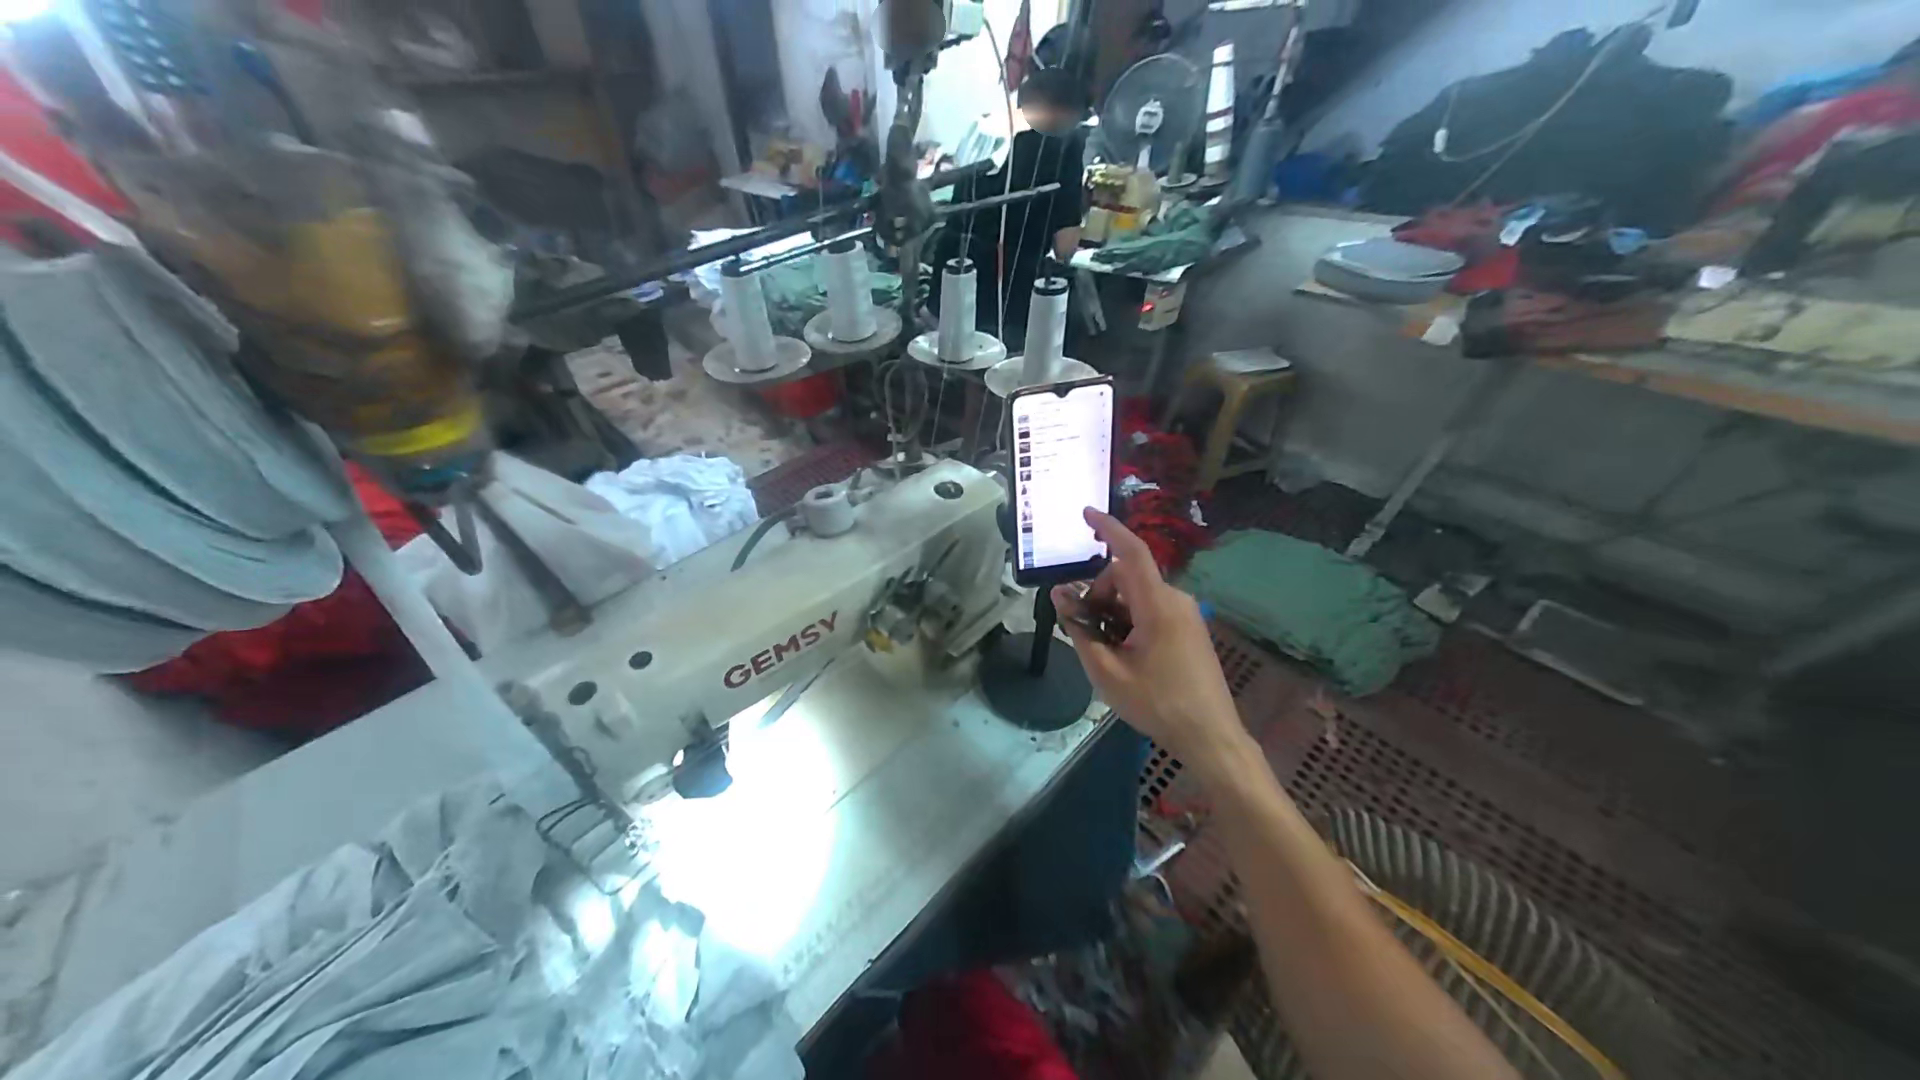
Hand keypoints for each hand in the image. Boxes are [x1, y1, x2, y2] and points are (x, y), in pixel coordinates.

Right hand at [1053, 509, 1246, 771]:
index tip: (1085, 513)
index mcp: (1158, 605)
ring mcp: (1186, 613)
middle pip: (1127, 577)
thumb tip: (1059, 595)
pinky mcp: (1190, 627)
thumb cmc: (1156, 703)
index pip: (1131, 552)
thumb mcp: (1106, 670)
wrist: (1210, 736)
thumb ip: (1080, 629)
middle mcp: (1176, 599)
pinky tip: (1125, 653)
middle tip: (1086, 631)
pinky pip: (1152, 608)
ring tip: (1107, 651)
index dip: (1108, 528)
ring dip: (1114, 611)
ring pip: (1138, 594)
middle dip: (1099, 594)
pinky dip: (1130, 619)